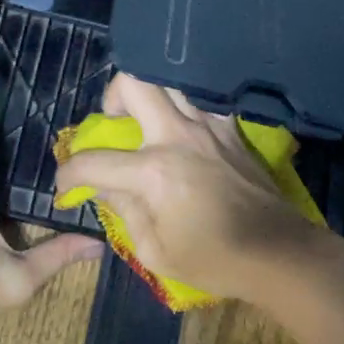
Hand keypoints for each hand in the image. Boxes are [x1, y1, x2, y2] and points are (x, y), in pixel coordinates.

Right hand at [53, 74, 343, 305]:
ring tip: (147, 124)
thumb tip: (107, 188)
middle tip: (115, 123)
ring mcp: (208, 127)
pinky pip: (199, 101)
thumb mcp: (155, 251)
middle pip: (134, 82)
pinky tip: (183, 137)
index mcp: (154, 172)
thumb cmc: (215, 261)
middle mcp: (178, 136)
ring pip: (169, 83)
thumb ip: (125, 212)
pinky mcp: (231, 129)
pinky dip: (183, 110)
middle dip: (112, 97)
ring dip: (149, 97)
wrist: (279, 253)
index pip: (94, 162)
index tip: (65, 187)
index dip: (69, 175)